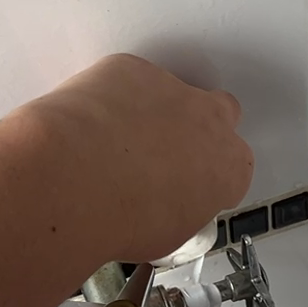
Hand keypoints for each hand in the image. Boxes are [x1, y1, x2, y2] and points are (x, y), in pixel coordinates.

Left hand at [13, 54, 251, 262]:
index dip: (208, 174)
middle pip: (220, 112)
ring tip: (110, 142)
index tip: (187, 184)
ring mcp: (170, 88)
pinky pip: (123, 80)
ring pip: (165, 93)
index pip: (234, 166)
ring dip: (146, 111)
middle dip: (196, 126)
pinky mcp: (131, 69)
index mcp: (228, 167)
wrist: (73, 183)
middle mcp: (209, 120)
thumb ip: (181, 209)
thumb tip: (160, 209)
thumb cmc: (120, 217)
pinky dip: (109, 97)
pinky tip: (88, 125)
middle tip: (162, 150)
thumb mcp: (165, 237)